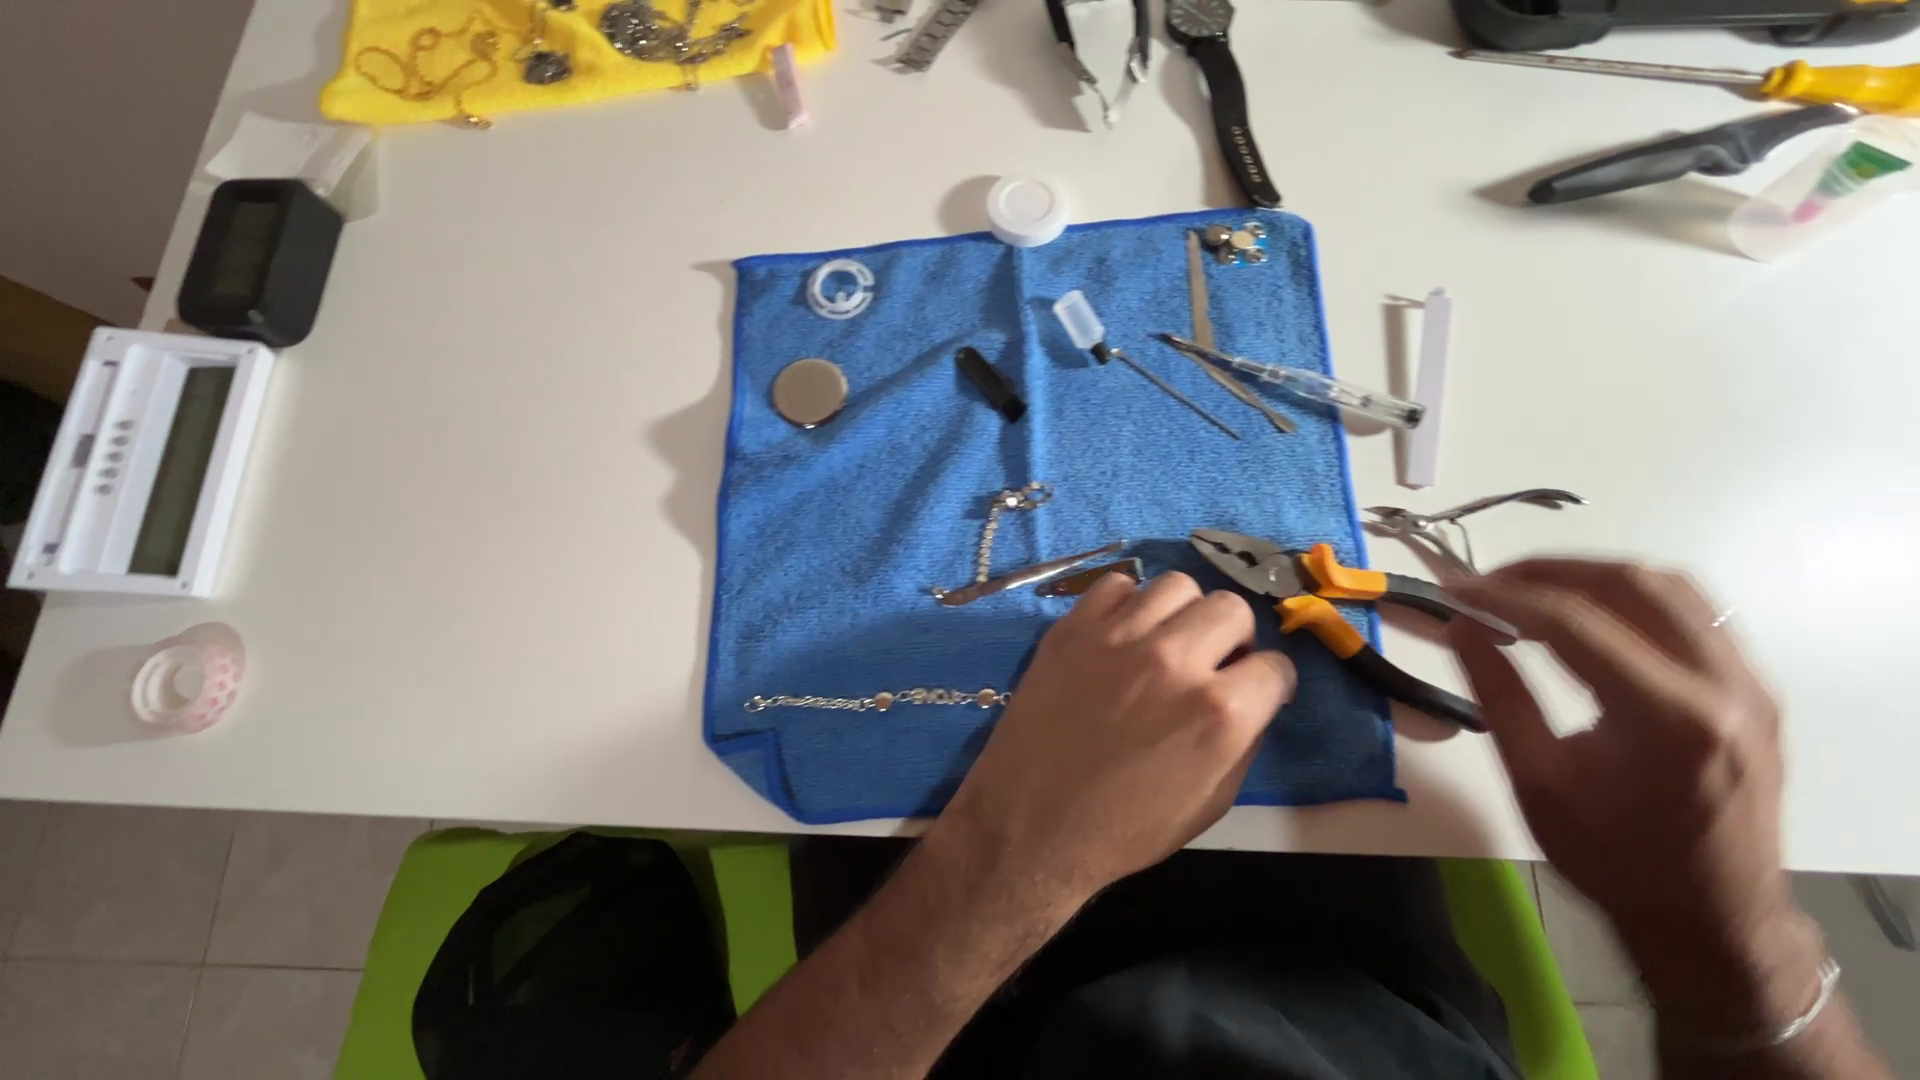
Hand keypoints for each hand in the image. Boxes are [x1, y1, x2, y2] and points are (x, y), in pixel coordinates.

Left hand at [935, 571, 1295, 903]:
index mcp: (1220, 712)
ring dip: (1183, 614)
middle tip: (1210, 664)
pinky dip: (1127, 603)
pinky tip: (1120, 635)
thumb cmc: (1126, 828)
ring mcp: (1118, 637)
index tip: (1254, 691)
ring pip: (1177, 585)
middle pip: (1231, 608)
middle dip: (1233, 638)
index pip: (1276, 666)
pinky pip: (1117, 584)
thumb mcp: (1212, 802)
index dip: (1269, 684)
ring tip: (1165, 643)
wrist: (1032, 824)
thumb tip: (1254, 697)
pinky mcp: (1072, 628)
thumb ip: (1243, 739)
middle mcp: (1175, 660)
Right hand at [1448, 561, 1822, 1033]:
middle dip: (1551, 571)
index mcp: (1669, 717)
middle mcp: (1725, 687)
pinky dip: (1634, 599)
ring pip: (1674, 589)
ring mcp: (1752, 686)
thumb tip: (1458, 626)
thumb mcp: (1536, 778)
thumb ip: (1496, 691)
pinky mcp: (1756, 692)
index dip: (1502, 598)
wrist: (1708, 916)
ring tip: (1534, 590)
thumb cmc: (1610, 855)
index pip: (1573, 622)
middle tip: (1490, 583)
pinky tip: (1592, 617)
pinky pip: (1696, 616)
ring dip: (1595, 576)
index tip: (1452, 592)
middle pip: (1633, 584)